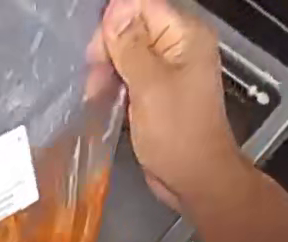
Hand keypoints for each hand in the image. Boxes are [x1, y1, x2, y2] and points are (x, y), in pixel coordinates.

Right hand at [93, 0, 245, 209]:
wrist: (195, 179)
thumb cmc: (176, 135)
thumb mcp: (149, 86)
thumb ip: (130, 46)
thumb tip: (114, 11)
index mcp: (184, 35)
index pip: (142, 6)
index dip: (114, 23)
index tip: (94, 56)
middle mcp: (179, 48)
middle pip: (135, 29)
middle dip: (110, 50)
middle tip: (93, 82)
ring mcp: (169, 74)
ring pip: (131, 57)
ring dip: (110, 72)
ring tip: (95, 96)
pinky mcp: (159, 98)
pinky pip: (134, 81)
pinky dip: (118, 88)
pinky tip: (105, 102)